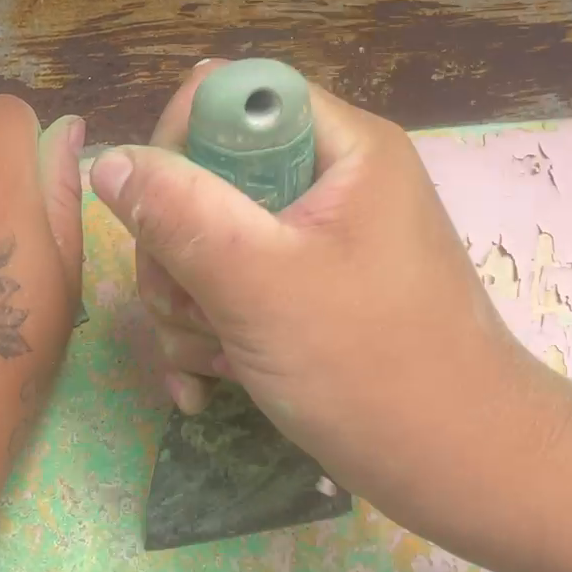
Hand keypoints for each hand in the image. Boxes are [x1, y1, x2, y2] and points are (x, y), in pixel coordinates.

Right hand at [88, 61, 571, 530]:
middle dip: (175, 247)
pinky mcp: (303, 286)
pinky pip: (226, 280)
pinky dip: (205, 327)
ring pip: (205, 233)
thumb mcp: (260, 284)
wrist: (465, 476)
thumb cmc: (375, 372)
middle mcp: (326, 179)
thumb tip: (106, 160)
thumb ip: (178, 213)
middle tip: (185, 309)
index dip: (181, 142)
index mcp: (341, 147)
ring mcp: (314, 237)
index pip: (232, 96)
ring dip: (184, 300)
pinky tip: (210, 378)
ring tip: (210, 359)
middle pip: (207, 171)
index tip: (162, 214)